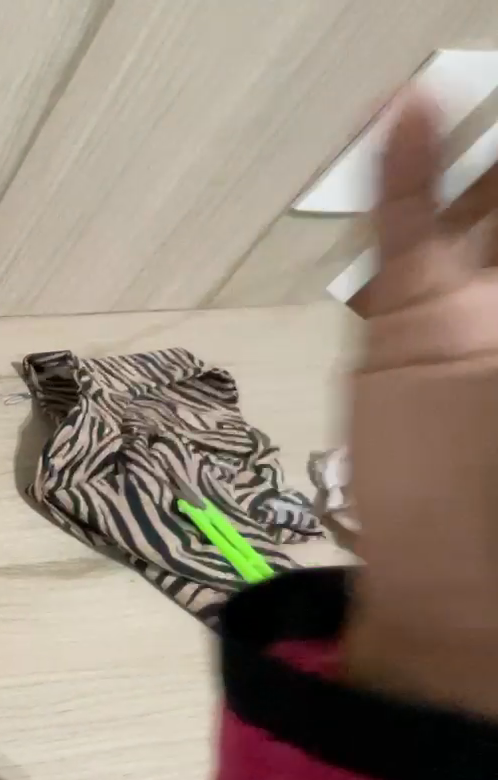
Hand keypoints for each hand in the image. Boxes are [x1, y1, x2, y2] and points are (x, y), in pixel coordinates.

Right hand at [345, 93, 497, 715]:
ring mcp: (475, 306)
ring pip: (484, 206)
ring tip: (470, 92)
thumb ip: (450, 274)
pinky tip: (407, 104)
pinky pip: (407, 234)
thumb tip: (445, 180)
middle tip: (494, 103)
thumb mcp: (486, 364)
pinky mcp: (407, 327)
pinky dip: (403, 174)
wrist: (471, 574)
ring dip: (482, 151)